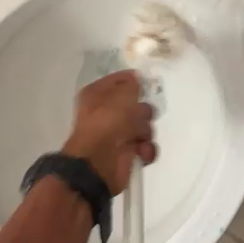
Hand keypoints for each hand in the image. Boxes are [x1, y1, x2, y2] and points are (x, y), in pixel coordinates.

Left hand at [62, 70, 156, 194]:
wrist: (99, 164)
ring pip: (144, 125)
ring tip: (138, 138)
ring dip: (145, 131)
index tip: (146, 83)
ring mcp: (117, 133)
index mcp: (97, 95)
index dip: (133, 80)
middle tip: (140, 116)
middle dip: (143, 111)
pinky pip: (146, 145)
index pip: (120, 80)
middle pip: (136, 104)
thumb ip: (131, 85)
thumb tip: (136, 79)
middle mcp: (107, 112)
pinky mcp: (128, 152)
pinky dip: (146, 149)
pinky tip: (141, 152)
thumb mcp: (120, 96)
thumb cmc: (107, 124)